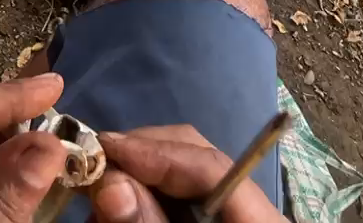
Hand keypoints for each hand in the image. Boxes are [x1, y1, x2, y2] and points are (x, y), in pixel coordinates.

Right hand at [86, 125, 283, 222]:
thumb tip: (111, 185)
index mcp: (265, 219)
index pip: (209, 163)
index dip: (154, 151)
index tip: (104, 147)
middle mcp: (254, 206)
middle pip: (195, 157)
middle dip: (141, 158)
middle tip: (97, 170)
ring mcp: (239, 210)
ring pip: (183, 174)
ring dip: (137, 177)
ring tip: (102, 193)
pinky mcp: (218, 217)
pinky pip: (182, 197)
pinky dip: (147, 197)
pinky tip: (122, 206)